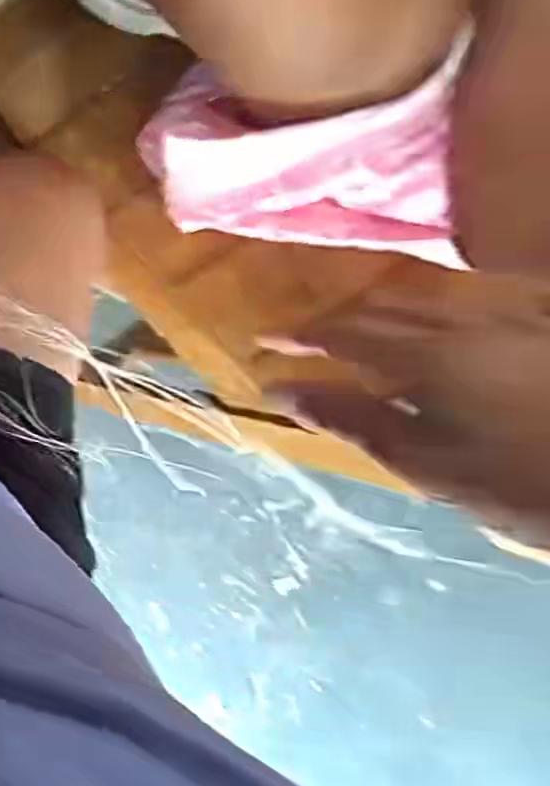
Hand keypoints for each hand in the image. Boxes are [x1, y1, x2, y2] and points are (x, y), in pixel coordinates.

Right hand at [267, 281, 549, 546]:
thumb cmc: (528, 482)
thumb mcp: (426, 462)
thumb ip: (348, 419)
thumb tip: (277, 388)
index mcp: (426, 359)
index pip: (340, 335)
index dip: (297, 336)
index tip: (263, 341)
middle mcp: (471, 331)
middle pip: (388, 311)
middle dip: (340, 320)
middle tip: (309, 335)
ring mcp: (527, 332)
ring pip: (443, 303)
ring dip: (395, 311)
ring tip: (373, 324)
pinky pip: (497, 309)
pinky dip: (453, 313)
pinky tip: (452, 325)